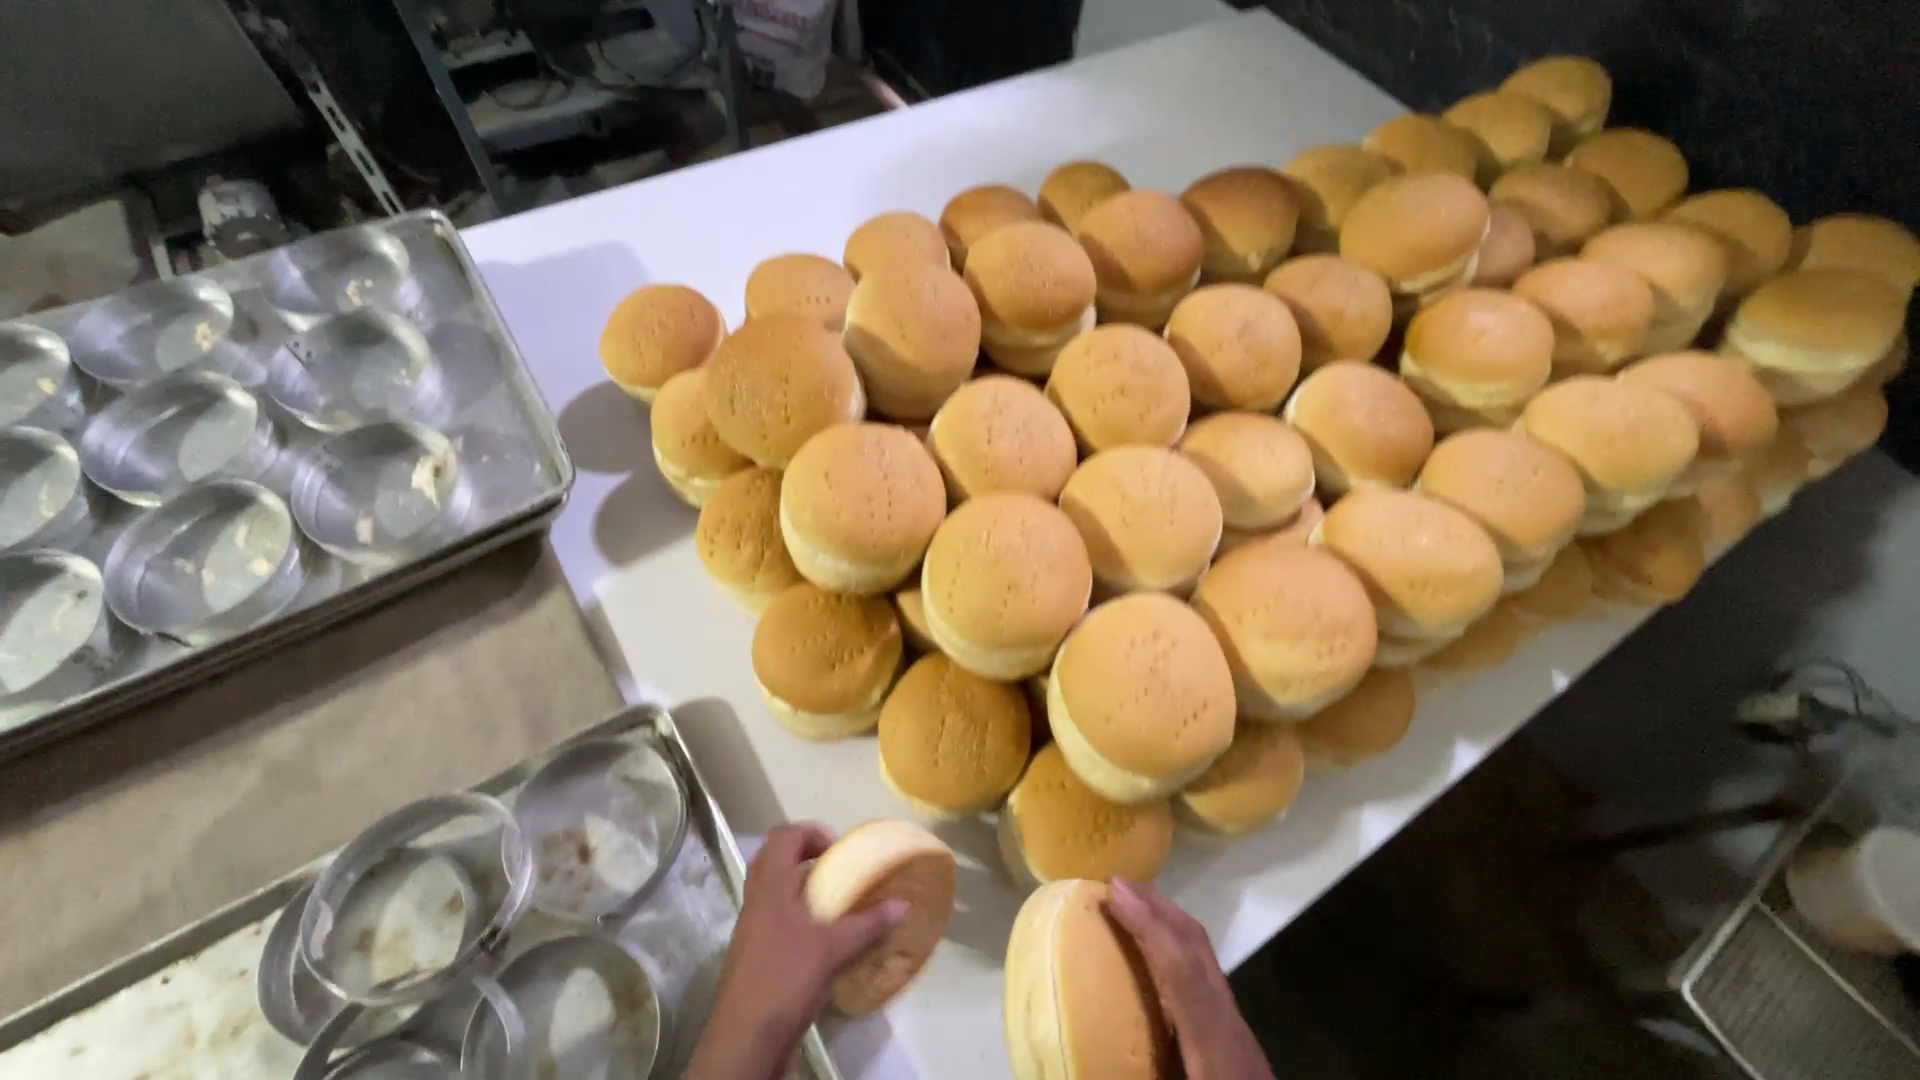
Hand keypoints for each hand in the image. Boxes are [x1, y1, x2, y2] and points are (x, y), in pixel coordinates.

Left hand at [688, 823, 907, 1079]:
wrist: (745, 1039)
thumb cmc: (785, 979)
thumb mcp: (833, 949)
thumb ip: (868, 924)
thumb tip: (902, 904)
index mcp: (769, 888)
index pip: (782, 837)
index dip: (811, 833)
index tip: (839, 850)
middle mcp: (756, 902)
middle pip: (775, 860)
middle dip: (807, 858)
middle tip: (837, 870)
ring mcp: (752, 930)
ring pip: (775, 892)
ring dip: (804, 889)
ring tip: (836, 903)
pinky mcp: (755, 956)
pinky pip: (777, 920)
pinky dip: (800, 918)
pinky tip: (824, 940)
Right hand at [1106, 878, 1274, 1079]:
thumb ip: (1121, 1072)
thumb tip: (1069, 1066)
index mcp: (1217, 1053)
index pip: (1184, 975)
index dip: (1149, 926)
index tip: (1113, 892)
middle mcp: (1230, 1033)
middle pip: (1198, 951)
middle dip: (1158, 908)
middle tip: (1112, 886)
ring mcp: (1237, 1034)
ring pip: (1205, 960)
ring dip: (1167, 924)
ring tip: (1128, 908)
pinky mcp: (1235, 1041)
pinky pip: (1203, 977)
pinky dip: (1174, 949)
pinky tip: (1149, 959)